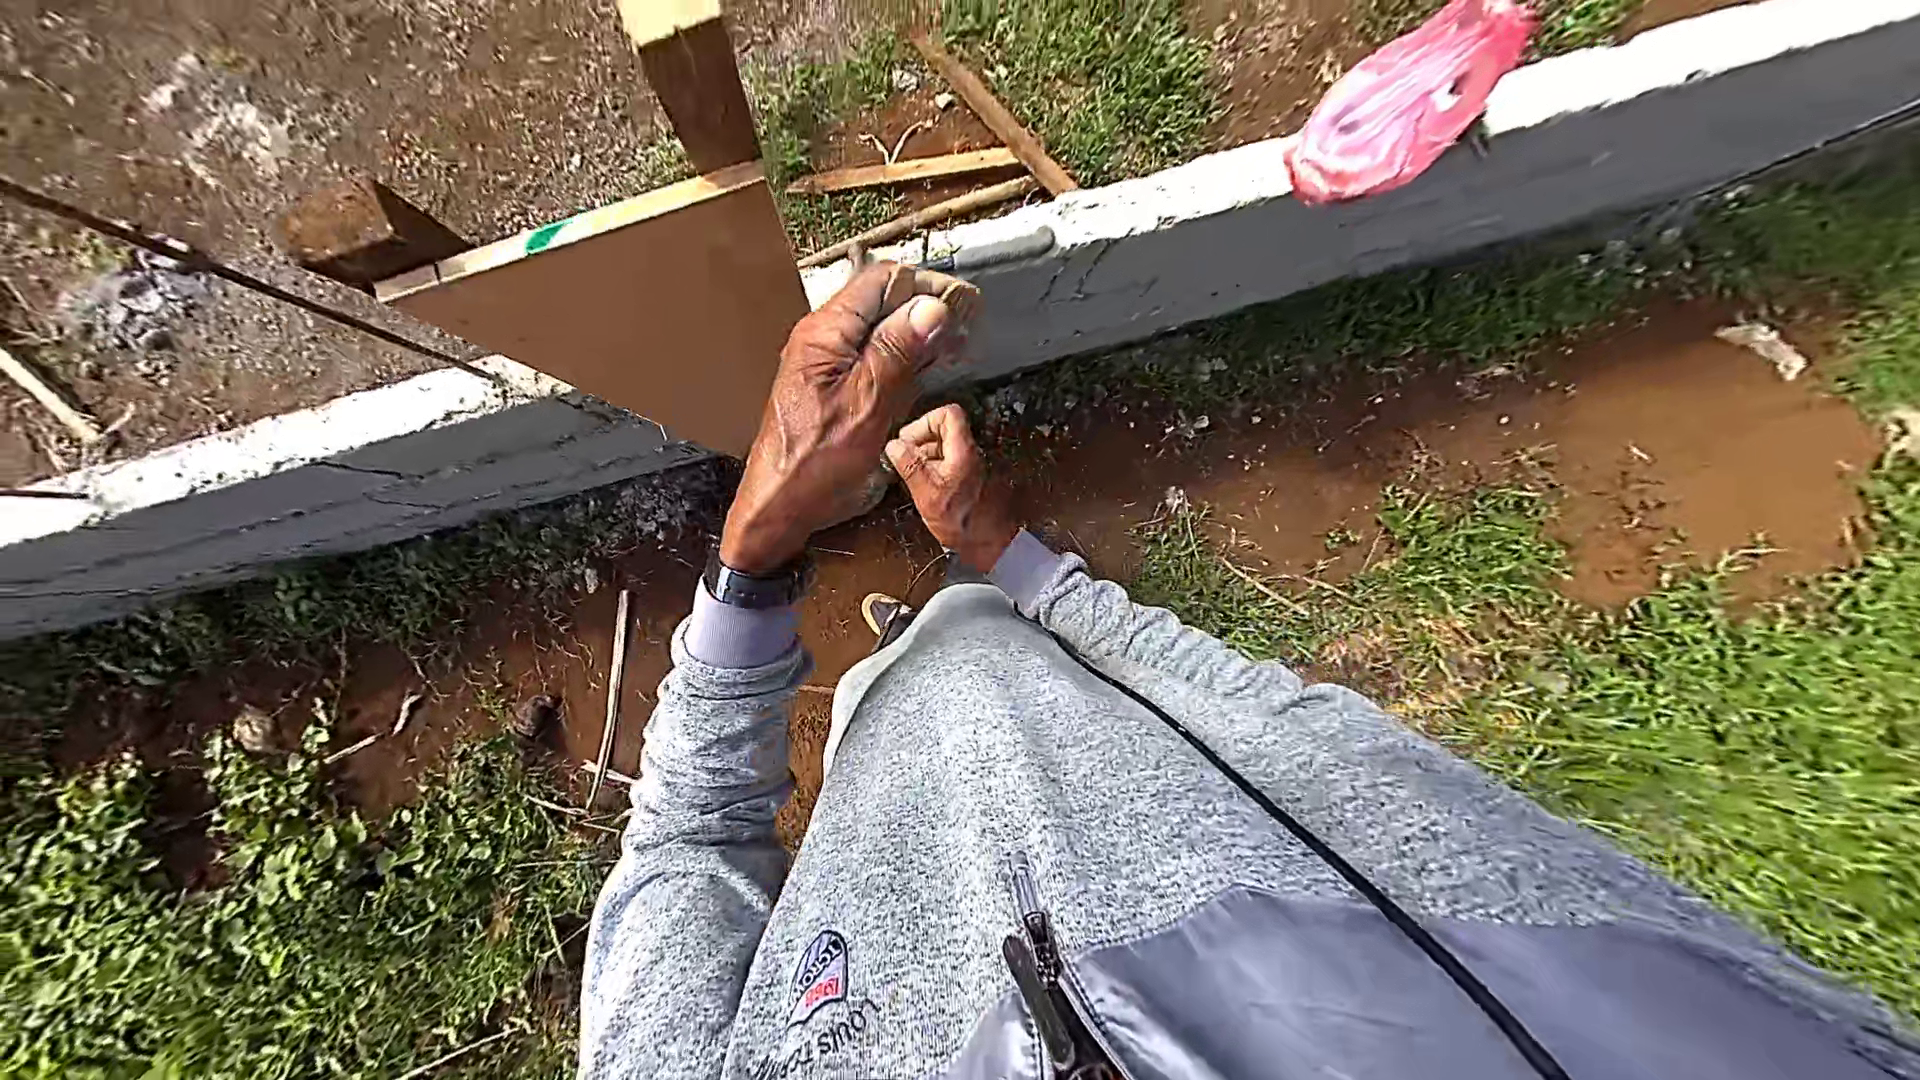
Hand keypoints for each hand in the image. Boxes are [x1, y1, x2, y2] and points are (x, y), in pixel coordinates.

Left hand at [720, 263, 967, 573]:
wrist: (782, 503)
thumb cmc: (811, 465)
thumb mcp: (864, 406)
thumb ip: (896, 353)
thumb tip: (930, 309)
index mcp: (826, 334)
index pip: (883, 282)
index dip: (928, 287)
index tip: (963, 302)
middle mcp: (825, 341)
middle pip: (883, 303)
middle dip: (927, 308)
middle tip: (965, 323)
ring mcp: (830, 364)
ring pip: (881, 331)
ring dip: (919, 333)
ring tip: (955, 343)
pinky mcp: (836, 387)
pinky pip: (875, 360)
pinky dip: (904, 359)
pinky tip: (927, 367)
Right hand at [885, 403, 1018, 572]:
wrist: (984, 542)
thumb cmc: (960, 522)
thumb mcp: (926, 494)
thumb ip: (910, 466)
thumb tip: (894, 446)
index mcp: (962, 451)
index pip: (948, 414)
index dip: (924, 422)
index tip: (909, 441)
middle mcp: (970, 452)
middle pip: (943, 427)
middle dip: (920, 439)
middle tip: (905, 457)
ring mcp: (970, 463)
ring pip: (943, 444)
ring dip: (924, 454)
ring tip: (912, 473)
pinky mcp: (967, 475)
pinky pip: (946, 459)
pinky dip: (932, 465)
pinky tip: (923, 483)